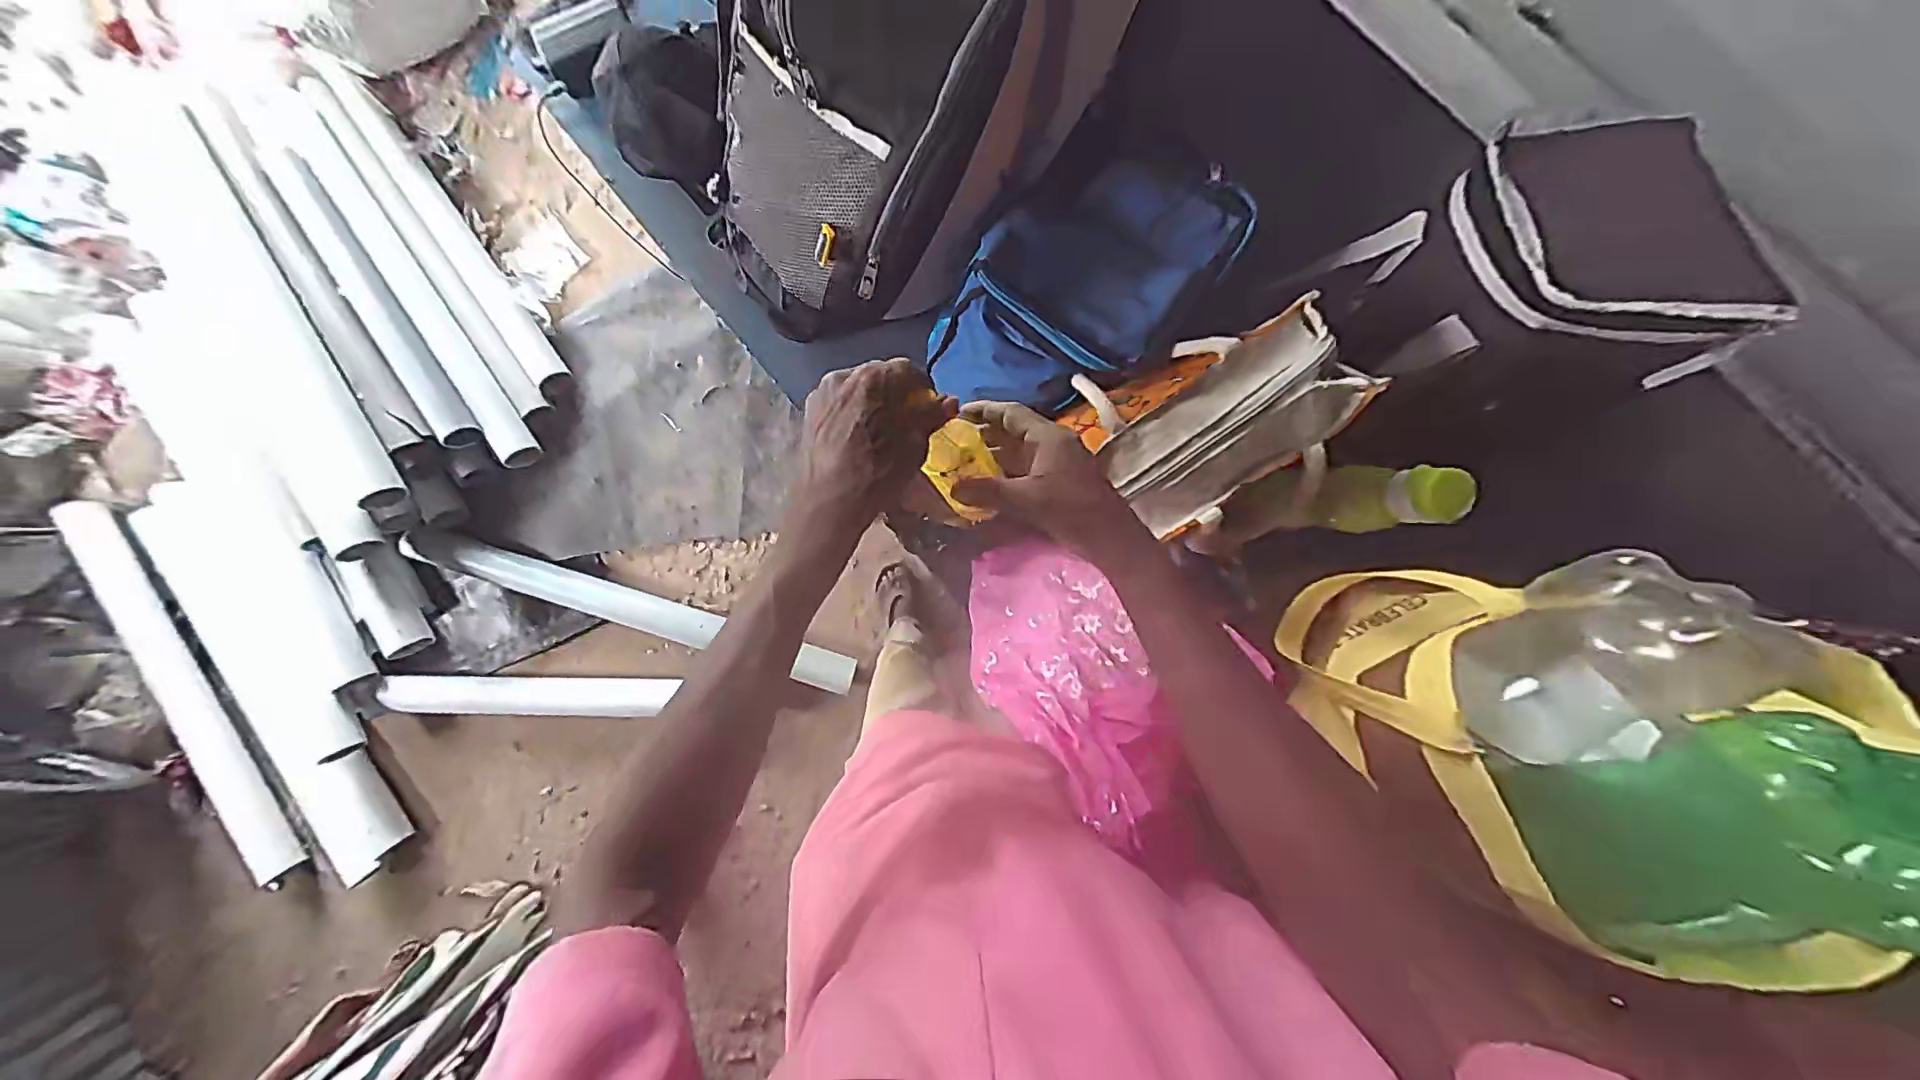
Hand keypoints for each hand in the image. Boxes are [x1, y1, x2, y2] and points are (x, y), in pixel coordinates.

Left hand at [796, 358, 955, 538]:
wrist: (828, 502)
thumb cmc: (877, 472)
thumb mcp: (914, 446)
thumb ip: (931, 416)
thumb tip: (949, 401)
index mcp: (873, 376)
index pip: (908, 370)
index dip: (923, 390)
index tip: (928, 411)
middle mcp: (843, 375)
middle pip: (879, 377)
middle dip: (896, 395)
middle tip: (906, 422)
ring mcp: (821, 393)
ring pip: (857, 391)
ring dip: (873, 404)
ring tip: (880, 433)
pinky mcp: (808, 413)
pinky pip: (839, 405)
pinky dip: (852, 415)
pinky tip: (857, 440)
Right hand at [952, 401, 1158, 569]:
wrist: (1110, 537)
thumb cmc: (1071, 510)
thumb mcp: (1027, 499)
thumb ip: (988, 492)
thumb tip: (953, 489)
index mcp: (1048, 437)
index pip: (1011, 413)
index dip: (983, 411)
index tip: (957, 413)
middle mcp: (1052, 444)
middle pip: (1013, 432)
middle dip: (983, 435)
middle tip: (953, 441)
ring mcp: (1056, 463)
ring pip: (1018, 453)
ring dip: (992, 457)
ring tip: (963, 463)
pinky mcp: (1057, 482)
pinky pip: (1025, 470)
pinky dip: (1004, 473)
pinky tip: (986, 484)